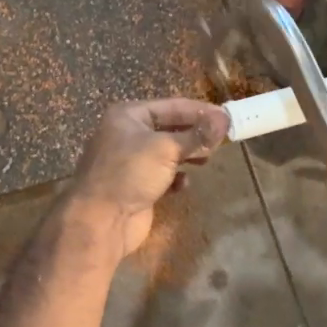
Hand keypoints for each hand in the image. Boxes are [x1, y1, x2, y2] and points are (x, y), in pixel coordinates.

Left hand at [65, 98, 230, 254]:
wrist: (100, 220)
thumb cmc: (130, 173)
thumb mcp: (166, 149)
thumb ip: (197, 135)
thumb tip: (225, 119)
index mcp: (128, 115)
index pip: (172, 106)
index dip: (200, 111)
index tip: (227, 117)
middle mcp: (127, 134)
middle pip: (170, 128)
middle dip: (195, 134)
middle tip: (222, 140)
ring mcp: (130, 162)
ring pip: (166, 153)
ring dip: (187, 155)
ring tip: (207, 160)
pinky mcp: (135, 186)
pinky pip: (161, 176)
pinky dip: (175, 178)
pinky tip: (184, 184)